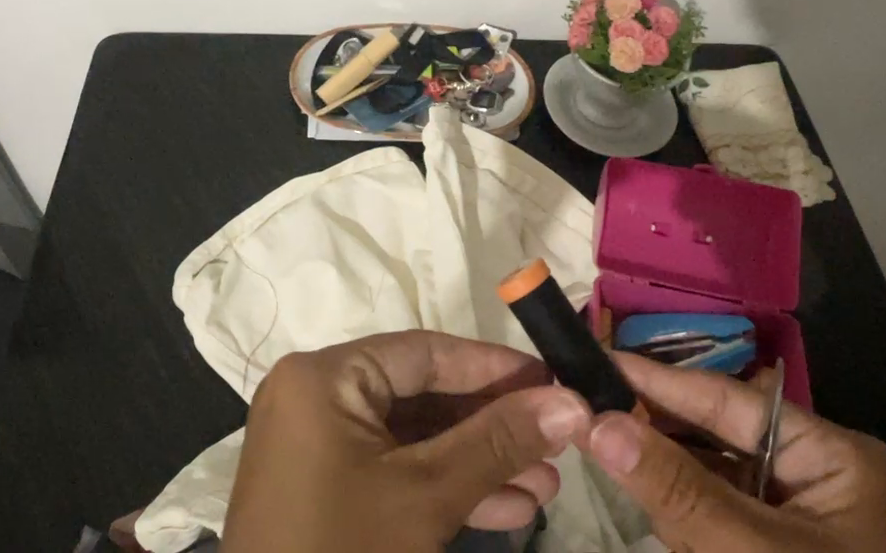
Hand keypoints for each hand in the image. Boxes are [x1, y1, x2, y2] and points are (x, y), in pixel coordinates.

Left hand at [223, 330, 591, 552]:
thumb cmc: (346, 549)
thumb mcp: (426, 494)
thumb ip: (496, 442)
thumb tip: (569, 403)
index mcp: (324, 376)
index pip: (423, 352)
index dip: (491, 366)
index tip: (551, 379)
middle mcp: (316, 396)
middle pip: (422, 395)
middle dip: (491, 426)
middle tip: (555, 440)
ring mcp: (319, 444)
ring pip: (413, 438)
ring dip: (477, 461)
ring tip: (545, 484)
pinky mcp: (327, 486)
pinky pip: (393, 469)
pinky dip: (443, 485)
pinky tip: (506, 508)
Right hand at [584, 353, 885, 551]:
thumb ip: (676, 488)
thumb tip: (597, 422)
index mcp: (833, 458)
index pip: (729, 400)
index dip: (658, 379)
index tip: (596, 358)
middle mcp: (815, 476)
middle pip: (717, 433)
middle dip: (656, 426)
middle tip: (584, 401)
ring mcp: (795, 519)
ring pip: (709, 474)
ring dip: (661, 470)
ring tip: (600, 437)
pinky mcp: (771, 549)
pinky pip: (714, 512)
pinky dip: (678, 510)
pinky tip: (644, 496)